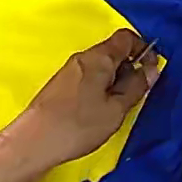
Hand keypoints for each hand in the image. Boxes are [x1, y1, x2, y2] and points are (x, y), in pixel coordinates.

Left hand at [0, 29, 155, 181]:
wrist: (30, 144)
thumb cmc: (77, 125)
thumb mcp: (116, 109)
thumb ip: (137, 86)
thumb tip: (151, 70)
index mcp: (99, 57)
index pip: (127, 37)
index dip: (144, 49)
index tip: (151, 69)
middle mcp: (83, 57)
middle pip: (114, 51)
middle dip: (130, 67)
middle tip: (136, 93)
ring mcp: (69, 71)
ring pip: (101, 66)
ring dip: (115, 80)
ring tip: (117, 106)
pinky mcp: (60, 85)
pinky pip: (88, 76)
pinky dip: (100, 87)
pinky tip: (98, 110)